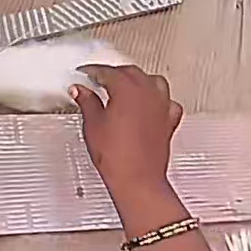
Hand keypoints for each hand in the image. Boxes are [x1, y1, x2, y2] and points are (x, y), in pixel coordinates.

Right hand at [72, 65, 183, 199]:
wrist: (137, 179)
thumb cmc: (118, 156)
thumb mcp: (93, 124)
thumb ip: (87, 101)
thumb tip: (81, 91)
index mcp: (127, 89)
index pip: (108, 72)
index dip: (93, 71)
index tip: (85, 73)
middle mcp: (148, 94)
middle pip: (131, 72)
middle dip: (114, 72)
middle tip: (99, 77)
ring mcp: (161, 106)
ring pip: (152, 81)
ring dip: (138, 80)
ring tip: (124, 85)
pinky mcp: (169, 121)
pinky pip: (167, 101)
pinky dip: (157, 98)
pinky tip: (150, 103)